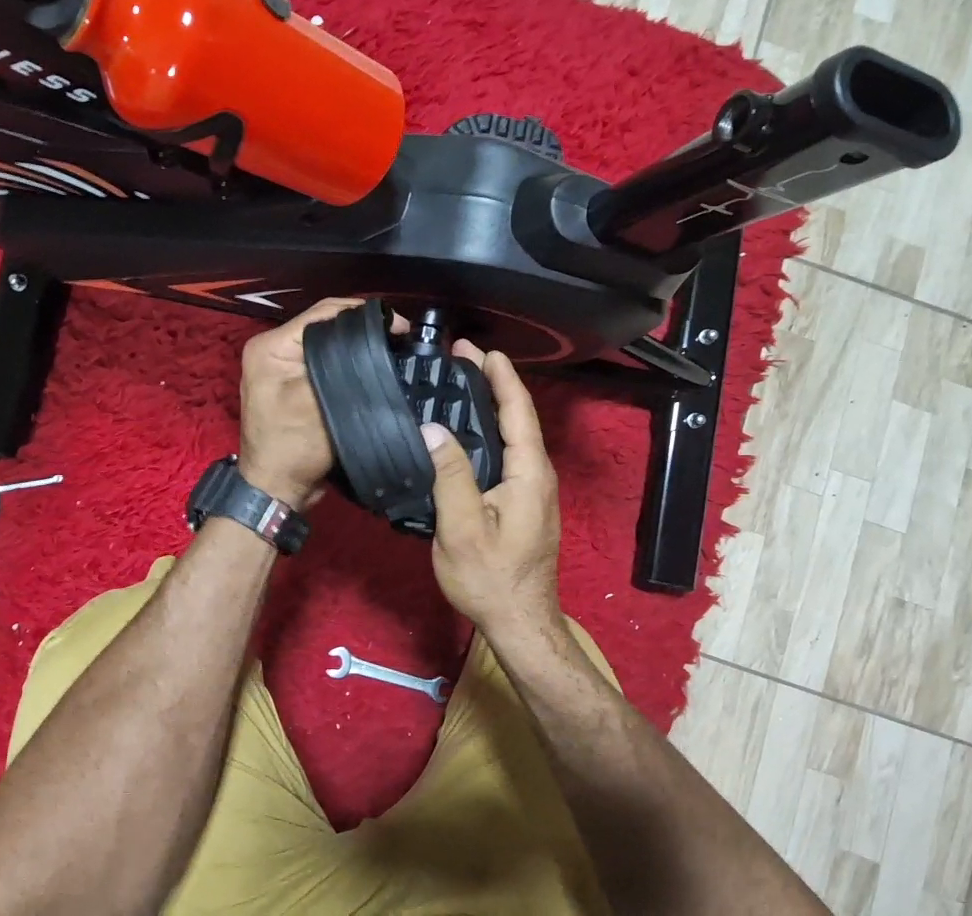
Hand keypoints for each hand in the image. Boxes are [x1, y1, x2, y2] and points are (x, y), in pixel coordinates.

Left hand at [236, 297, 398, 507]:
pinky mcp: (295, 385)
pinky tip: (374, 367)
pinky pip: (326, 365)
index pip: (322, 313)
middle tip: (402, 337)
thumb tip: (381, 344)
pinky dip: (348, 364)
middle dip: (363, 329)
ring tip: (394, 349)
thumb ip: (344, 366)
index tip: (401, 326)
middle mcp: (273, 350)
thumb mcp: (318, 401)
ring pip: (329, 346)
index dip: (363, 314)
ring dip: (358, 347)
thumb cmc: (294, 446)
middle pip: (326, 327)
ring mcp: (283, 369)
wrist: (277, 492)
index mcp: (270, 346)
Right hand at [421, 343, 563, 637]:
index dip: (501, 377)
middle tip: (460, 358)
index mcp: (529, 473)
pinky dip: (489, 432)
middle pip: (518, 418)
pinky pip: (507, 454)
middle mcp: (537, 475)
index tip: (481, 348)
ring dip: (490, 407)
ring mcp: (533, 490)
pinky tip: (464, 433)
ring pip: (513, 436)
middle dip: (493, 384)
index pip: (518, 411)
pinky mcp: (522, 503)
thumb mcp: (462, 529)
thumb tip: (434, 428)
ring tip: (459, 385)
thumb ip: (451, 476)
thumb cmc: (491, 579)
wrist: (520, 623)